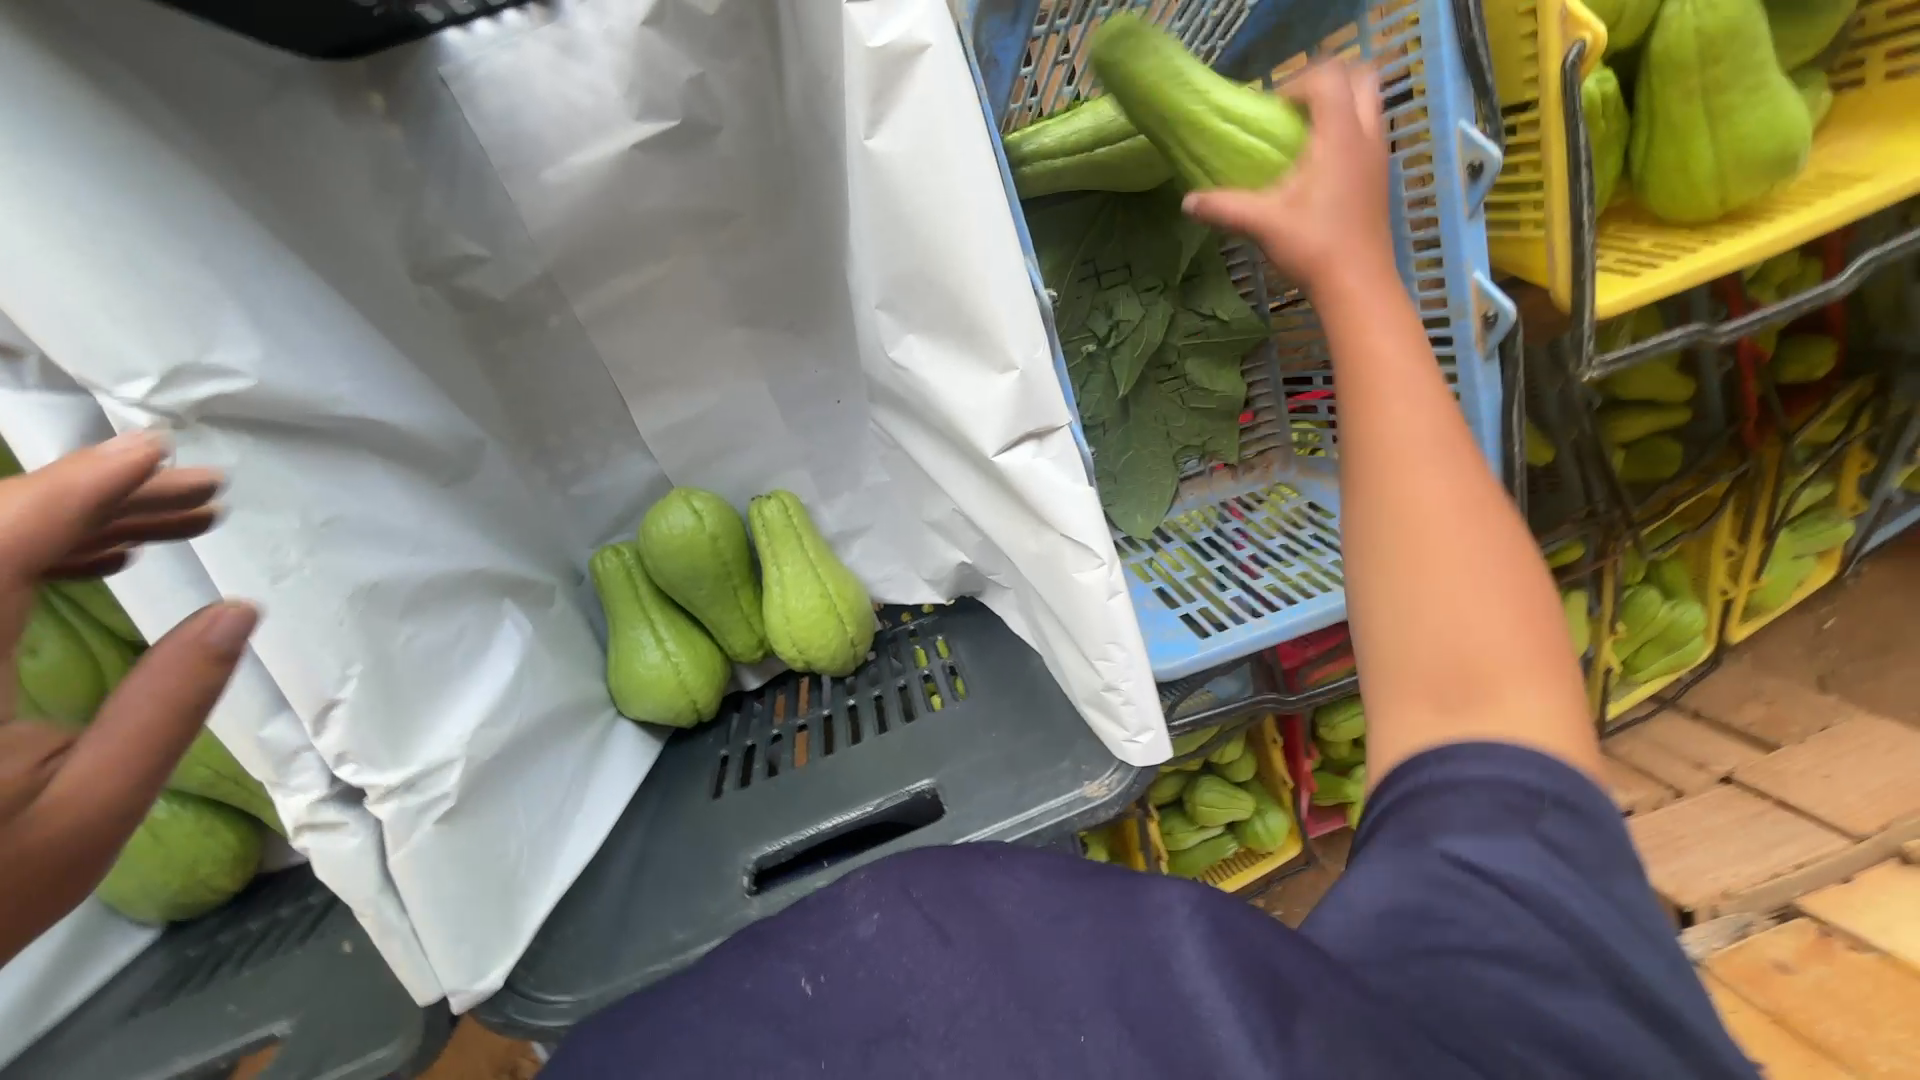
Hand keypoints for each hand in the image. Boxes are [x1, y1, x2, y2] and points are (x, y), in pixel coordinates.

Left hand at [0, 432, 255, 962]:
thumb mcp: (98, 808)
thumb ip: (168, 703)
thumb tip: (238, 611)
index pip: (3, 548)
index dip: (82, 490)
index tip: (158, 451)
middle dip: (99, 498)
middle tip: (203, 492)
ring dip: (79, 523)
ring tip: (180, 520)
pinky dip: (37, 556)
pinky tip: (105, 559)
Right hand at [1183, 62, 1392, 298]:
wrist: (1358, 284)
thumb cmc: (1314, 247)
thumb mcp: (1262, 225)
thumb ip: (1224, 208)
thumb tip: (1187, 202)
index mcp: (1340, 135)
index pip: (1328, 76)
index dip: (1296, 83)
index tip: (1271, 112)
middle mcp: (1366, 135)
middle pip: (1360, 76)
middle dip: (1327, 83)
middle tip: (1294, 112)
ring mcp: (1378, 155)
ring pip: (1369, 104)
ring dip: (1339, 107)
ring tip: (1304, 138)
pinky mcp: (1379, 176)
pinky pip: (1368, 131)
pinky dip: (1346, 132)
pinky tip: (1319, 167)